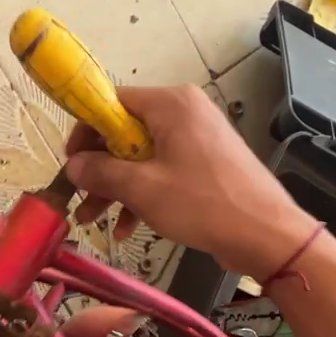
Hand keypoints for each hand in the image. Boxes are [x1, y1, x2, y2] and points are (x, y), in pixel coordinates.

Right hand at [65, 85, 319, 277]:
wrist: (264, 233)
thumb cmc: (203, 204)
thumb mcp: (143, 189)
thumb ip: (102, 173)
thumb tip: (72, 166)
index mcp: (170, 104)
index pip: (112, 102)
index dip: (85, 132)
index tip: (71, 163)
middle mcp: (183, 112)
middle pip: (125, 133)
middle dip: (99, 169)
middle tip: (79, 200)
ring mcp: (196, 138)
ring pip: (141, 158)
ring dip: (116, 189)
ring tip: (93, 221)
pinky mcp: (204, 164)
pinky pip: (162, 172)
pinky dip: (142, 195)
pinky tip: (127, 228)